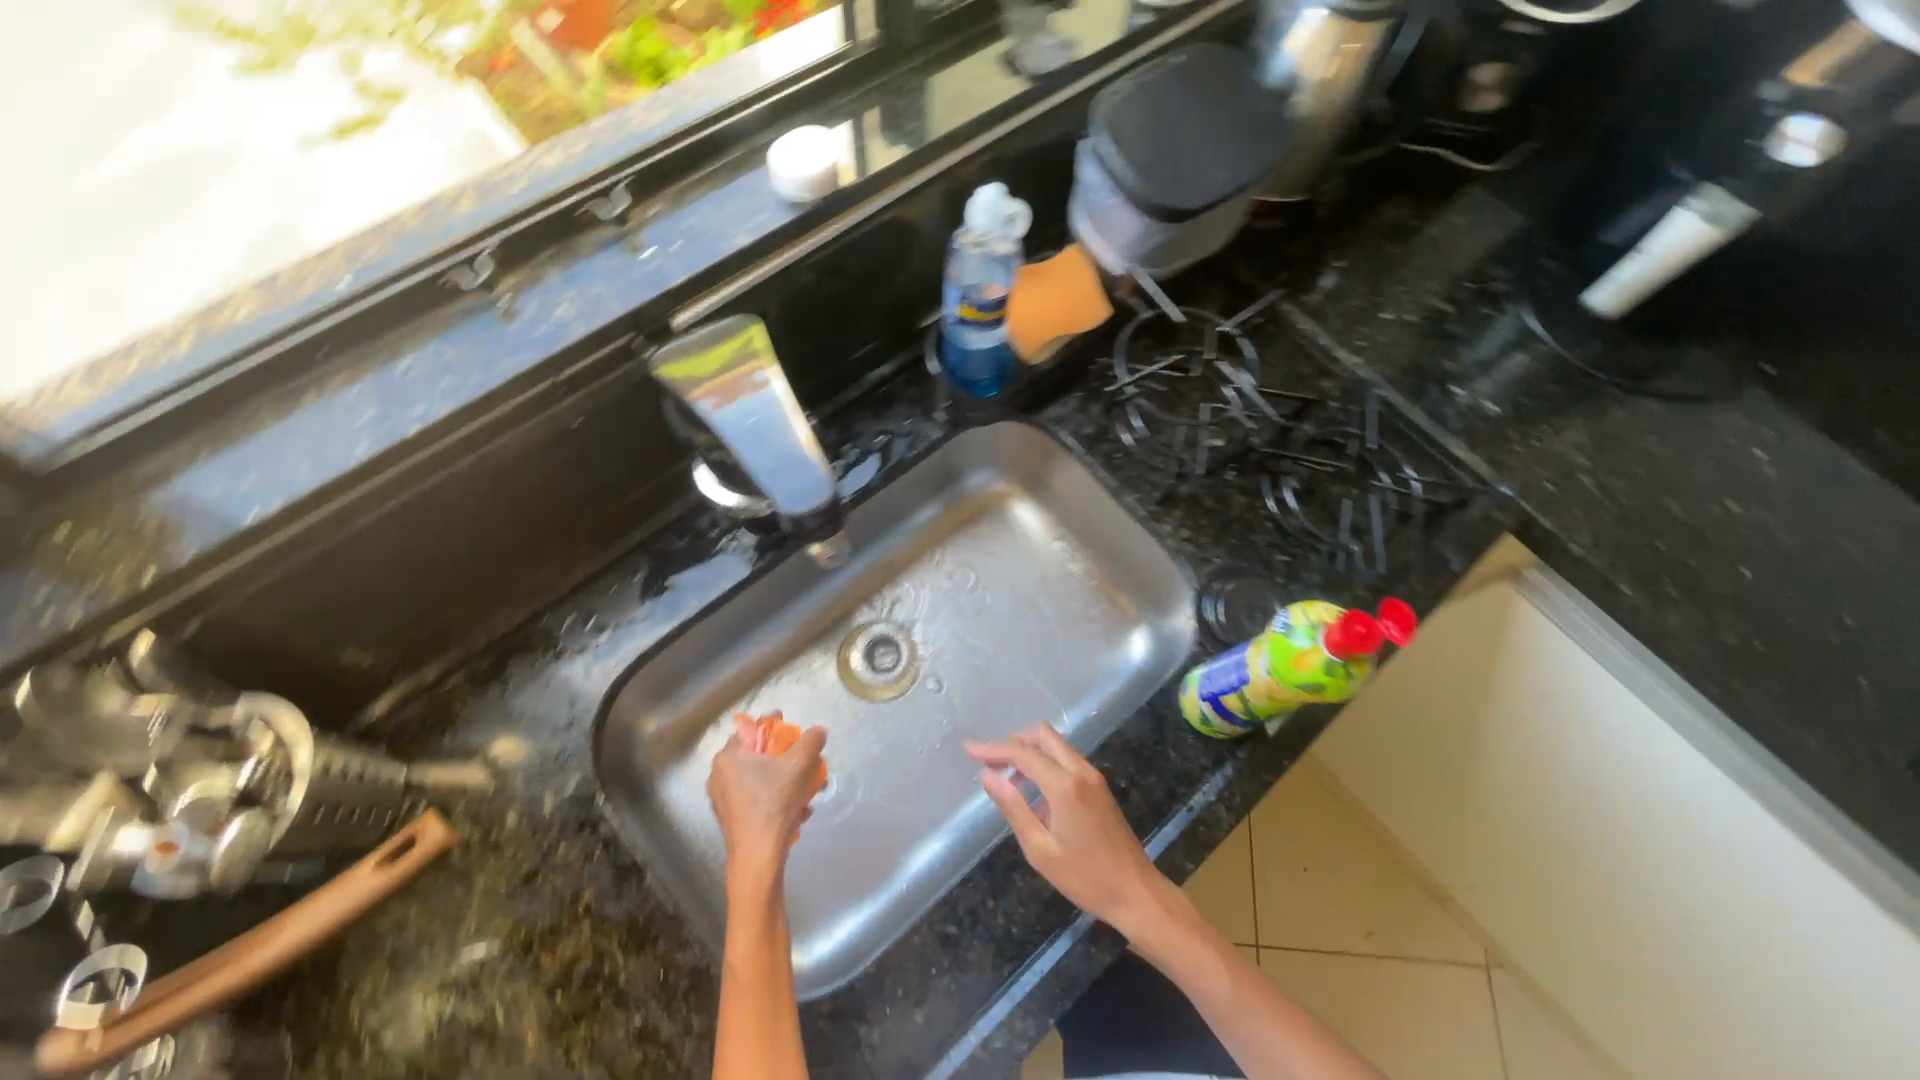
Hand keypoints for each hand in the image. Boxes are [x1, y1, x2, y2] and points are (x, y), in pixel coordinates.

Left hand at [708, 722, 827, 877]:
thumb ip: (810, 743)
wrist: (757, 855)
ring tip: (803, 786)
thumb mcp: (797, 769)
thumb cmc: (773, 805)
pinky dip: (772, 794)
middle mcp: (719, 773)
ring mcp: (721, 796)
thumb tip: (819, 730)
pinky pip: (753, 795)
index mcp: (728, 756)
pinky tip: (793, 807)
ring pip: (756, 776)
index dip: (773, 723)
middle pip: (755, 753)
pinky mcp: (729, 815)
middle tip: (801, 759)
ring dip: (780, 776)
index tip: (789, 726)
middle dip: (781, 755)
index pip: (751, 728)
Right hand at [965, 725, 1168, 930]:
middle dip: (1013, 742)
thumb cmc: (1085, 878)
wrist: (1136, 892)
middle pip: (1044, 736)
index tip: (968, 750)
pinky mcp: (1100, 788)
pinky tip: (1032, 789)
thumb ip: (1013, 807)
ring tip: (1006, 776)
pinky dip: (1046, 762)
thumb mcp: (1040, 849)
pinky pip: (1067, 760)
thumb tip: (988, 776)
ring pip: (1057, 745)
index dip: (993, 749)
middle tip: (990, 761)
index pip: (1023, 753)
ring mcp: (1094, 778)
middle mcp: (1082, 772)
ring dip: (1030, 751)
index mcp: (1065, 786)